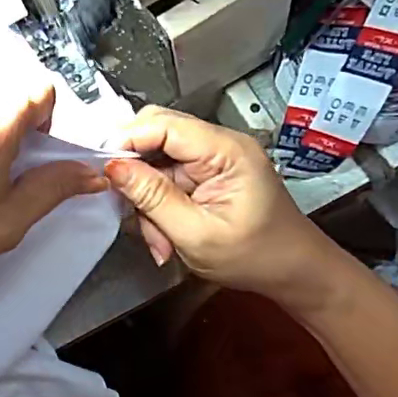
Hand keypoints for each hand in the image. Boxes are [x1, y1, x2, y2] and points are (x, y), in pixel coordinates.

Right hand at [104, 106, 343, 301]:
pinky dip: (159, 206)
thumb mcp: (197, 234)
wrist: (294, 272)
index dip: (128, 140)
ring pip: (157, 161)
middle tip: (130, 209)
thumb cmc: (256, 257)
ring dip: (147, 199)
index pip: (165, 123)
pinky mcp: (207, 175)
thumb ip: (153, 198)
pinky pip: (168, 178)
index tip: (103, 168)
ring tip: (159, 240)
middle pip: (157, 135)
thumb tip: (113, 167)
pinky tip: (165, 236)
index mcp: (226, 150)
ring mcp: (213, 159)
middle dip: (136, 173)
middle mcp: (220, 144)